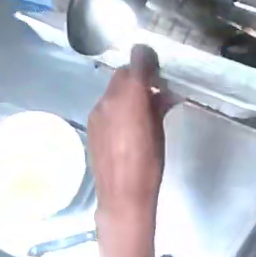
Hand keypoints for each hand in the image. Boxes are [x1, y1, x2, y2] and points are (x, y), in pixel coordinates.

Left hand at [88, 46, 172, 256]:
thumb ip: (158, 106)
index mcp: (128, 99)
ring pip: (113, 90)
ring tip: (145, 108)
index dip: (147, 59)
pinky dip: (119, 107)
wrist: (122, 197)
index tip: (158, 64)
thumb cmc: (148, 166)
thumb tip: (163, 92)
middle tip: (155, 87)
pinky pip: (106, 106)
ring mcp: (96, 113)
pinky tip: (130, 124)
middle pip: (122, 74)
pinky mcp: (92, 126)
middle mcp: (107, 100)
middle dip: (138, 76)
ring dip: (128, 92)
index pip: (136, 63)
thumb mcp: (159, 132)